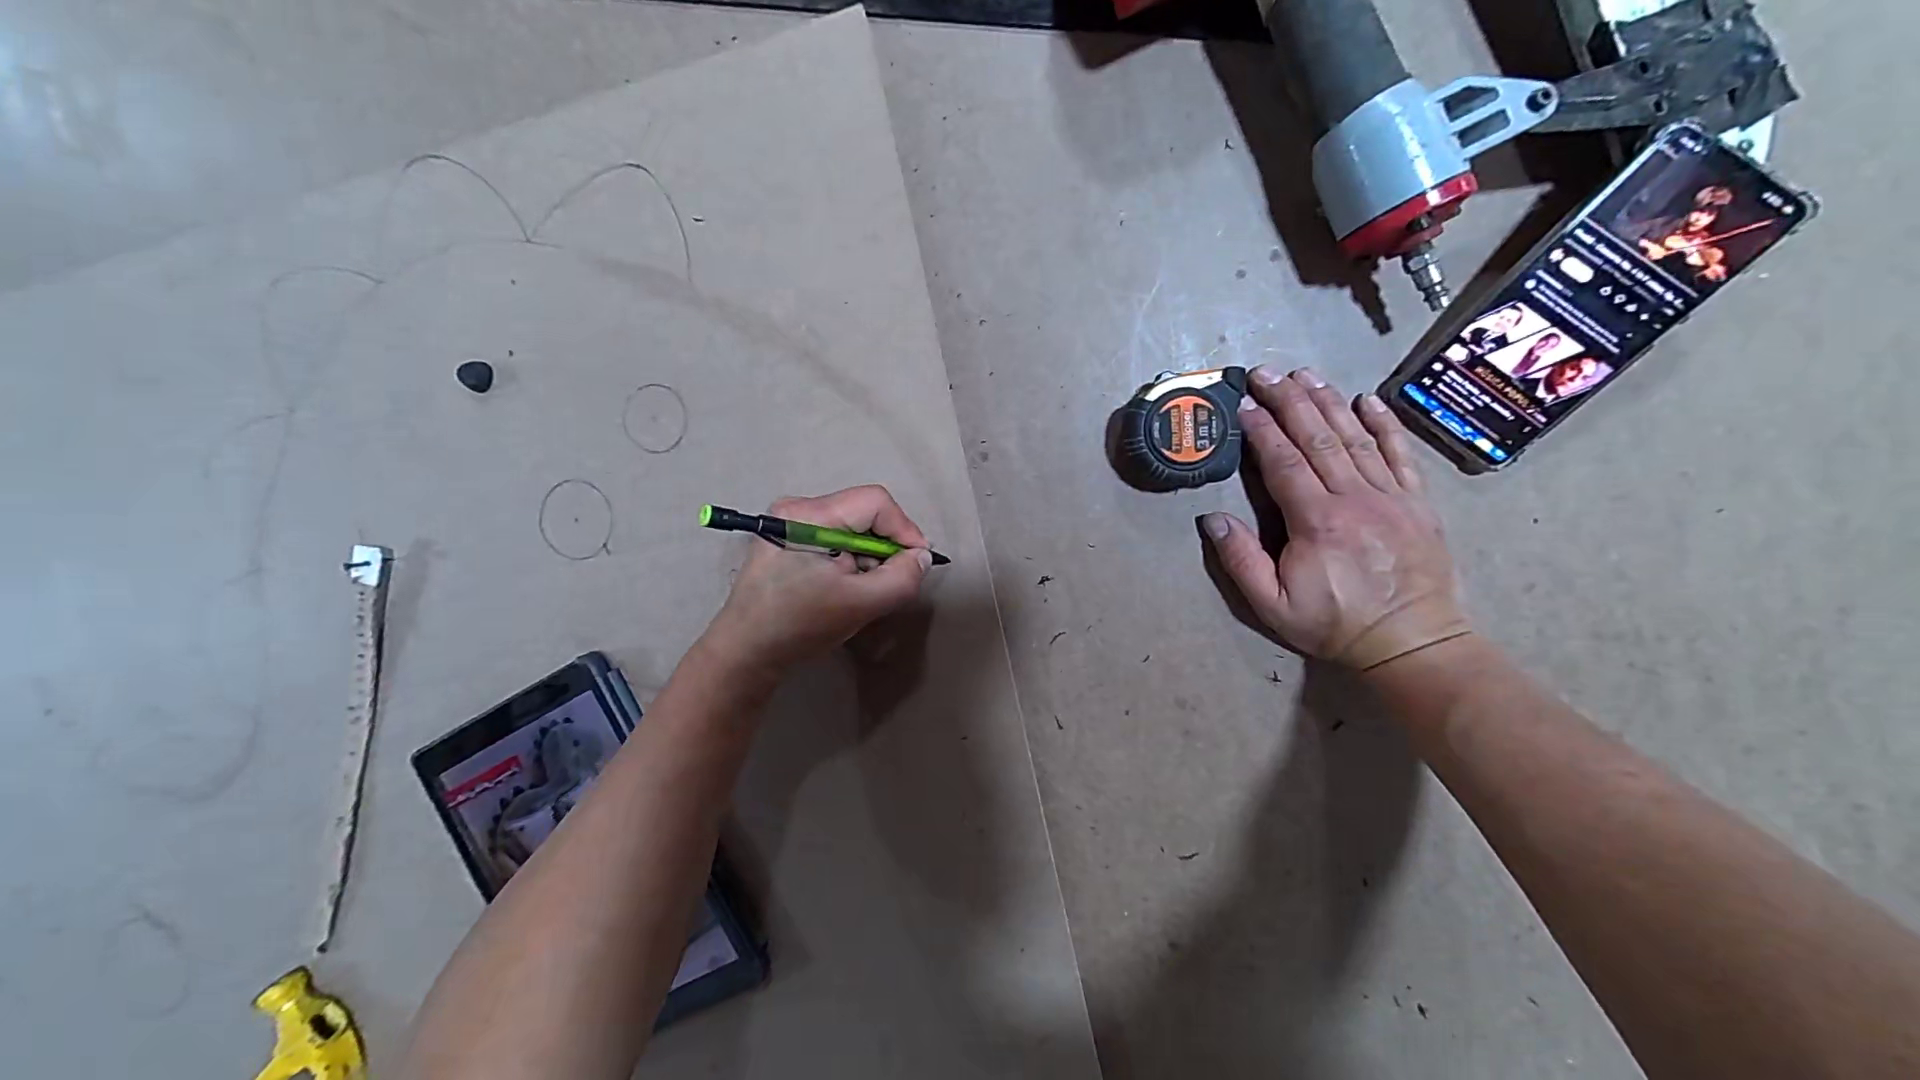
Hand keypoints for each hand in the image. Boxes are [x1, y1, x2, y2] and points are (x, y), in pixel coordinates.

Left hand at [702, 485, 933, 669]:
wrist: (745, 654)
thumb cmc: (797, 626)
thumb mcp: (859, 604)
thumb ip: (901, 578)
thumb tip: (922, 557)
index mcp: (808, 515)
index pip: (875, 502)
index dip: (904, 530)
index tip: (918, 563)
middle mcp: (798, 510)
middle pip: (865, 514)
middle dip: (885, 548)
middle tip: (888, 584)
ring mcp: (792, 526)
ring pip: (854, 529)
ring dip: (870, 559)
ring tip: (862, 592)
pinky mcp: (791, 543)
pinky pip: (838, 541)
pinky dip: (853, 563)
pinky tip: (845, 591)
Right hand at [1202, 367, 1470, 668]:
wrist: (1413, 643)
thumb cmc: (1335, 626)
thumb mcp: (1273, 606)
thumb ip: (1241, 561)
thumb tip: (1213, 518)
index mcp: (1317, 522)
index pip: (1284, 462)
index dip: (1262, 430)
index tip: (1244, 403)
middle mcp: (1355, 498)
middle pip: (1318, 437)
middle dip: (1288, 401)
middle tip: (1266, 373)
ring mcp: (1391, 496)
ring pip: (1356, 438)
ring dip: (1328, 402)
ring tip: (1305, 376)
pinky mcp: (1418, 503)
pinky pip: (1400, 454)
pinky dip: (1384, 425)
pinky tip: (1367, 401)